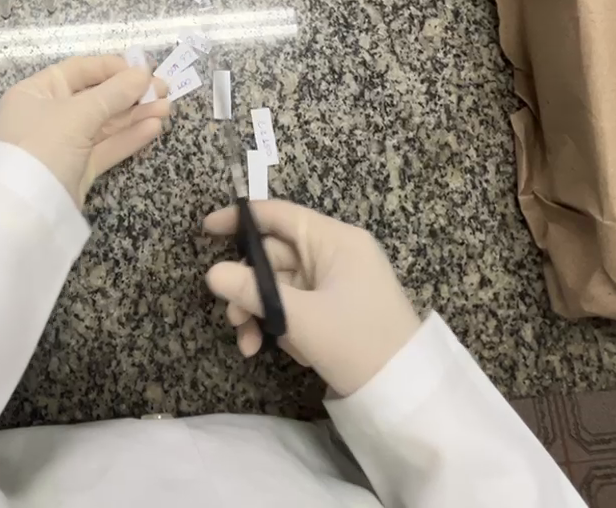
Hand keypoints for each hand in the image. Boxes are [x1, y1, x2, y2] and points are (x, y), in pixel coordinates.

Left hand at [0, 55, 170, 209]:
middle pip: (95, 96)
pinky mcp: (77, 168)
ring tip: (167, 108)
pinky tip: (154, 127)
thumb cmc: (43, 146)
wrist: (26, 211)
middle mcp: (48, 114)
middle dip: (130, 93)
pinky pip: (106, 146)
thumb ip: (114, 93)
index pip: (80, 70)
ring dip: (135, 114)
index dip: (113, 67)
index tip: (145, 68)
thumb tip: (143, 73)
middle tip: (164, 89)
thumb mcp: (77, 114)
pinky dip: (129, 137)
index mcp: (37, 92)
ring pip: (105, 123)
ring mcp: (64, 143)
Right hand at [203, 199, 422, 397]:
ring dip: (262, 312)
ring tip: (249, 345)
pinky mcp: (337, 309)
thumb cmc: (359, 344)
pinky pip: (297, 305)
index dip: (240, 220)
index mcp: (334, 240)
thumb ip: (253, 292)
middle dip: (249, 288)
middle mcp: (335, 253)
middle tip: (233, 320)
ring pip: (281, 285)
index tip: (206, 230)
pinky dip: (282, 325)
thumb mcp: (301, 318)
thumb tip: (211, 273)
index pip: (278, 215)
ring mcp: (337, 282)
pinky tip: (281, 351)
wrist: (409, 400)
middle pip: (274, 256)